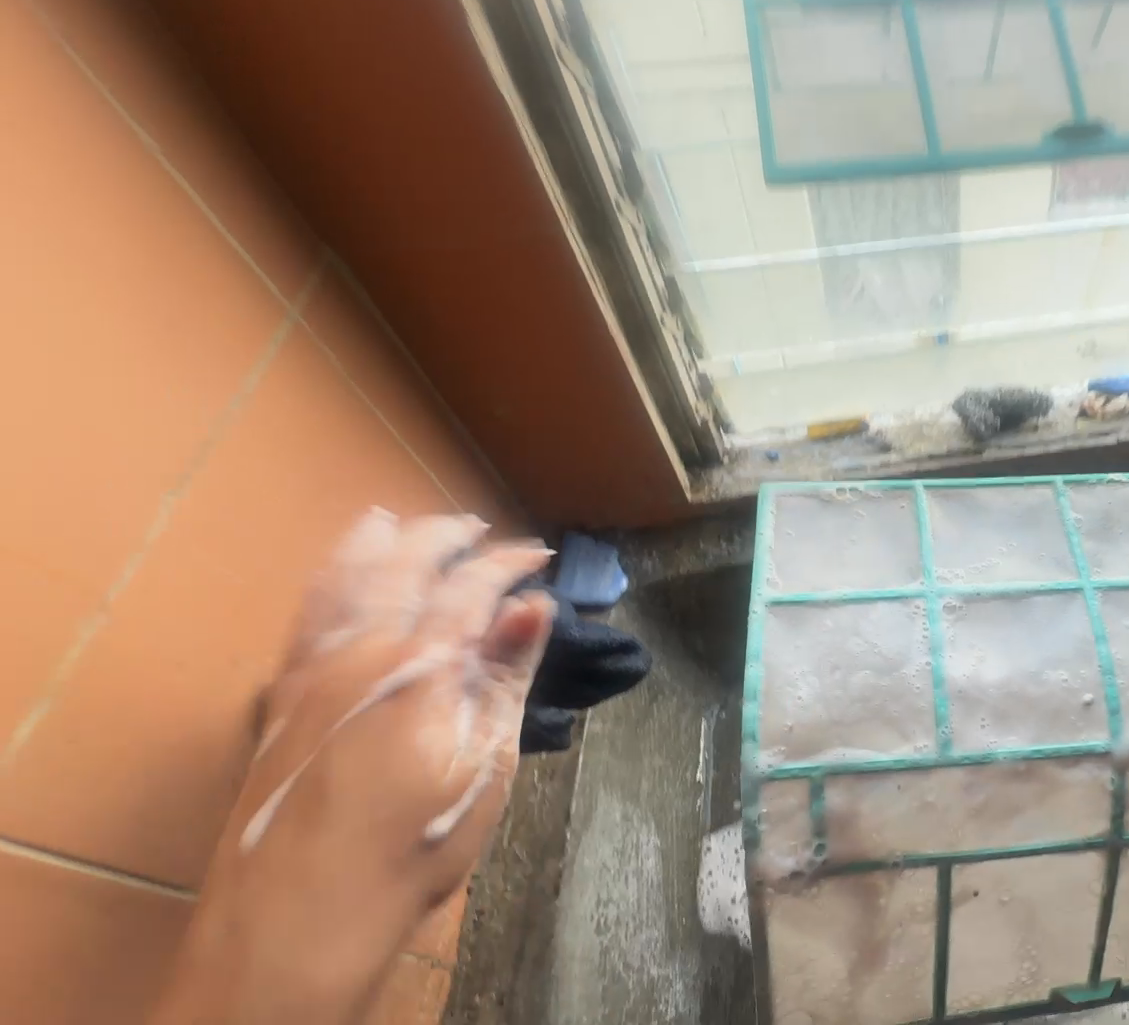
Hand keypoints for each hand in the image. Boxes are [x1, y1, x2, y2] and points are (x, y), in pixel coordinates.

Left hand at [150, 511, 555, 1024]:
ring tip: (389, 520)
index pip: (468, 589)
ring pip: (337, 585)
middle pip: (398, 570)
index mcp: (420, 667)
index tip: (538, 553)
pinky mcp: (277, 705)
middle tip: (475, 524)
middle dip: (440, 537)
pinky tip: (335, 586)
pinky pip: (303, 620)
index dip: (506, 562)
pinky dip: (326, 583)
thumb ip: (506, 675)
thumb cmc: (419, 842)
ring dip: (370, 545)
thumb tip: (533, 605)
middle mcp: (358, 655)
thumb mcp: (485, 760)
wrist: (298, 922)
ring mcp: (307, 677)